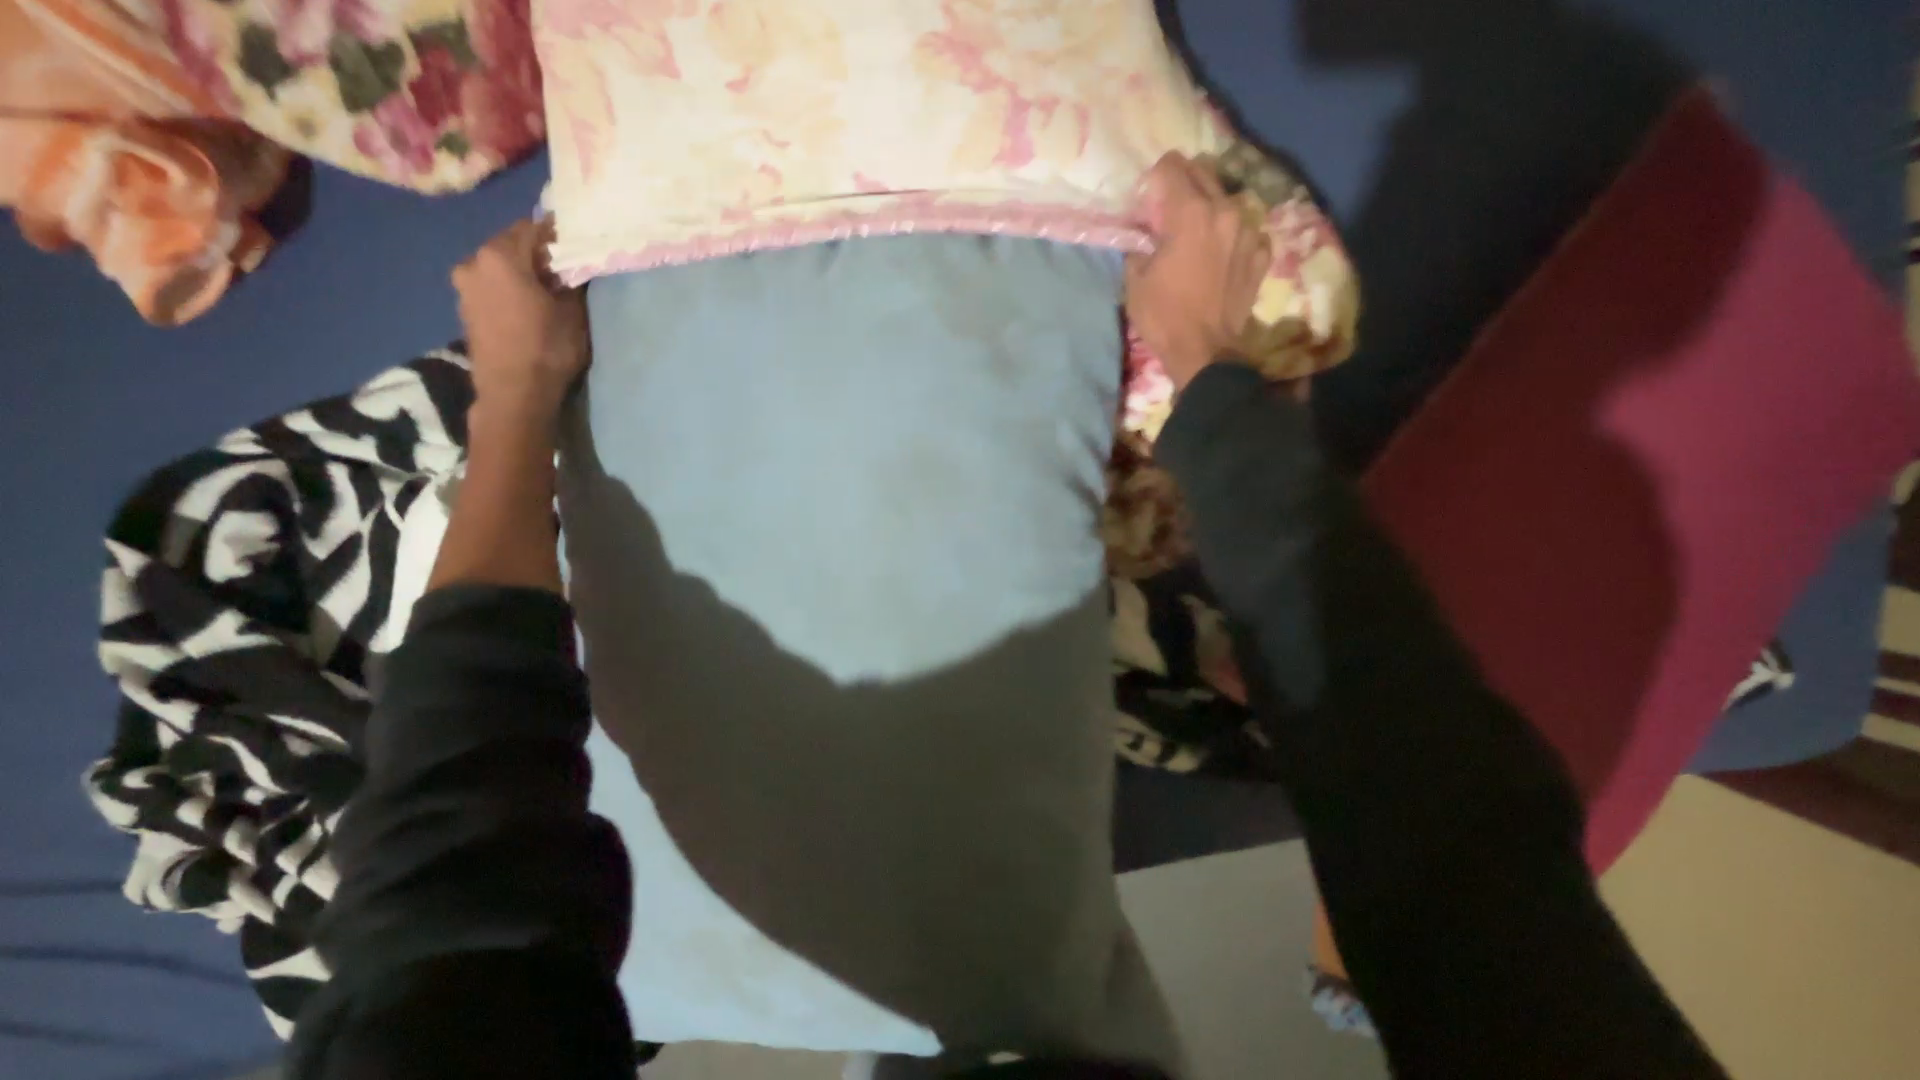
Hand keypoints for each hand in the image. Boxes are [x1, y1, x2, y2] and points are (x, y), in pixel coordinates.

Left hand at [453, 218, 588, 422]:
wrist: (514, 394)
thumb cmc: (548, 348)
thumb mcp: (573, 312)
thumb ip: (571, 280)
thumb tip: (571, 266)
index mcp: (501, 255)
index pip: (533, 227)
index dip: (558, 235)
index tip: (576, 246)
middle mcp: (474, 262)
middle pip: (511, 244)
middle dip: (536, 253)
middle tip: (563, 269)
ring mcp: (464, 286)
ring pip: (498, 265)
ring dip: (520, 271)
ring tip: (545, 290)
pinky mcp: (464, 308)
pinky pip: (490, 285)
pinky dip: (507, 288)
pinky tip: (526, 304)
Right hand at [1124, 153, 1270, 389]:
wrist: (1204, 352)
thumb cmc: (1164, 315)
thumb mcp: (1135, 279)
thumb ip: (1141, 245)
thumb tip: (1146, 237)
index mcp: (1191, 212)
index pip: (1172, 166)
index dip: (1156, 175)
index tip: (1148, 193)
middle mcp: (1225, 211)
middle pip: (1203, 174)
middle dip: (1184, 183)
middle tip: (1169, 207)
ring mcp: (1249, 232)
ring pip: (1226, 201)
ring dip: (1210, 208)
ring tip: (1197, 232)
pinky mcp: (1261, 254)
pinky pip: (1245, 231)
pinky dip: (1231, 236)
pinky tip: (1220, 255)